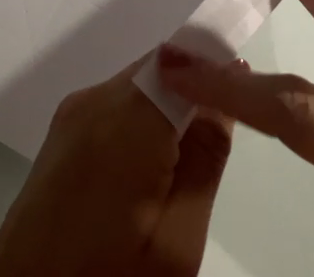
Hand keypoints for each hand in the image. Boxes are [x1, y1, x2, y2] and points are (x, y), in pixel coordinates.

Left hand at [0, 54, 233, 276]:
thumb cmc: (105, 274)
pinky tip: (153, 165)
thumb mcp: (175, 240)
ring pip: (142, 82)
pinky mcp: (64, 126)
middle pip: (163, 67)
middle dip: (197, 87)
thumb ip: (204, 162)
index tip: (249, 86)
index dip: (218, 64)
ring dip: (171, 105)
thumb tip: (225, 98)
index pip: (182, 58)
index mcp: (126, 120)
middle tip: (221, 135)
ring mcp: (74, 110)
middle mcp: (96, 99)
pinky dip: (145, 118)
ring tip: (187, 159)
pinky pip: (119, 101)